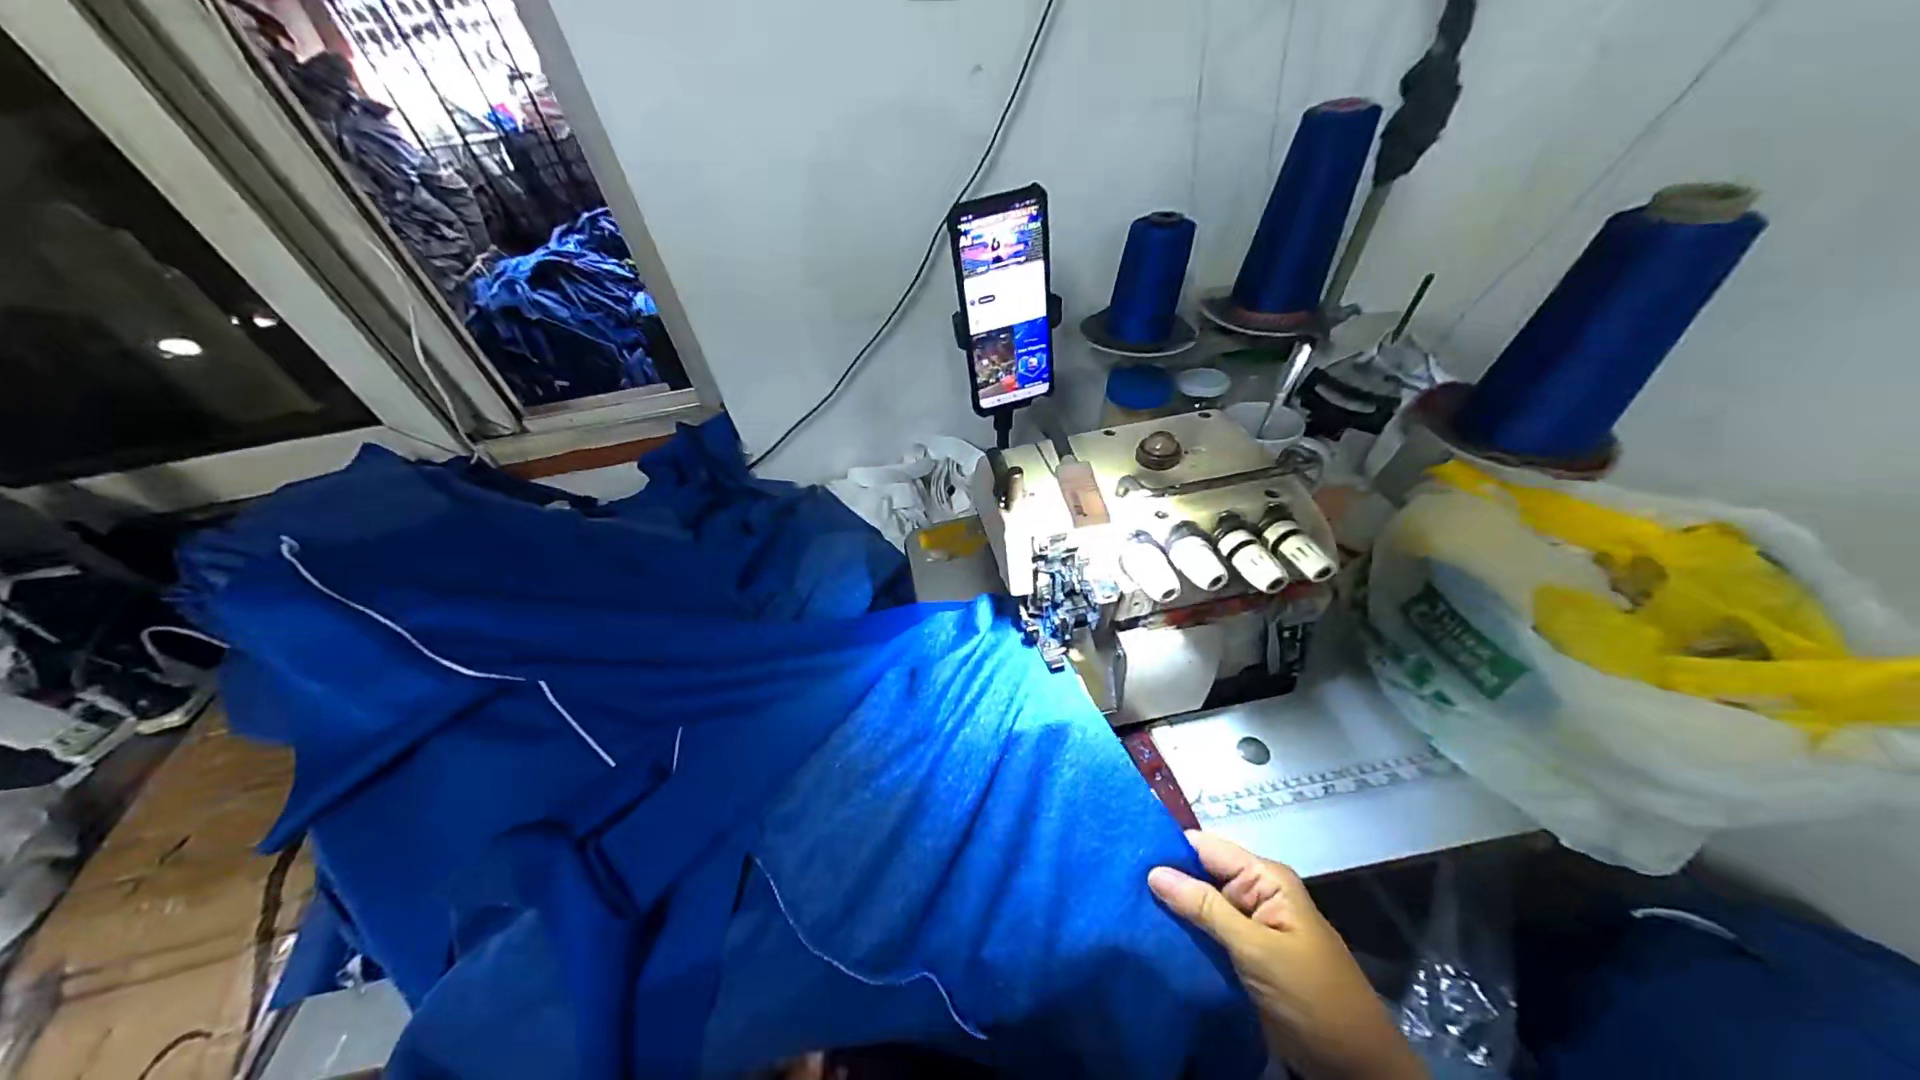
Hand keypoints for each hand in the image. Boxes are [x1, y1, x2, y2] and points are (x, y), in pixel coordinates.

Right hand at [1149, 832, 1425, 1079]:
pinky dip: (1181, 933)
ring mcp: (1248, 926)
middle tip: (1116, 879)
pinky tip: (1148, 932)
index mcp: (1265, 879)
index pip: (1207, 848)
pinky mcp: (1241, 955)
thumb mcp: (1258, 949)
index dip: (1169, 846)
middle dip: (1164, 877)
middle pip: (1200, 874)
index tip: (1125, 850)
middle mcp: (1254, 894)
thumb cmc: (1312, 996)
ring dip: (1169, 907)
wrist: (1354, 1065)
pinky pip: (1204, 933)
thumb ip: (1206, 908)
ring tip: (1123, 902)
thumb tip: (1154, 871)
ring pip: (1198, 905)